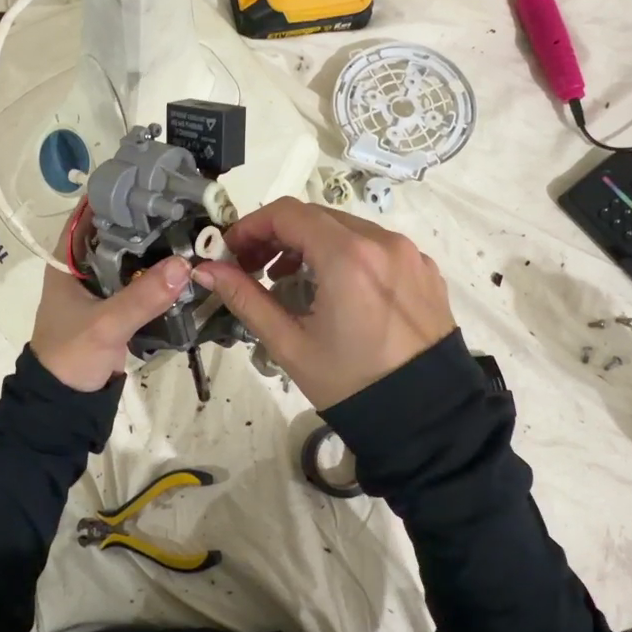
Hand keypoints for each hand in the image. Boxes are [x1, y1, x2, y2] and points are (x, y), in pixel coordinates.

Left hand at [31, 210, 190, 391]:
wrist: (65, 401)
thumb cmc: (71, 355)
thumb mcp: (106, 325)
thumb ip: (142, 297)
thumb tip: (184, 264)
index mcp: (67, 259)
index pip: (92, 210)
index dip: (121, 192)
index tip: (158, 181)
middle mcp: (84, 265)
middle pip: (118, 230)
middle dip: (149, 218)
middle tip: (190, 204)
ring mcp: (103, 285)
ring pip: (133, 255)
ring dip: (158, 245)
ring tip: (196, 228)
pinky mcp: (118, 304)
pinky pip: (141, 279)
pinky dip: (160, 272)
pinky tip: (189, 265)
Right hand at [194, 197, 455, 407]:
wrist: (426, 418)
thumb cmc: (350, 382)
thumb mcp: (289, 344)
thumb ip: (245, 298)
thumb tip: (205, 270)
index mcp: (348, 256)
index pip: (287, 214)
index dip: (250, 226)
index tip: (231, 251)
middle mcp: (382, 242)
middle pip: (316, 216)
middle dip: (277, 235)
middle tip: (252, 267)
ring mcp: (409, 254)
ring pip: (346, 229)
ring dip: (310, 244)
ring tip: (289, 280)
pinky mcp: (424, 270)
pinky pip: (375, 247)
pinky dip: (345, 255)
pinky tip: (333, 291)